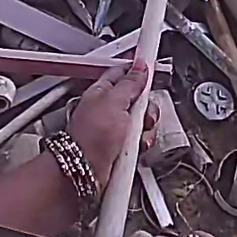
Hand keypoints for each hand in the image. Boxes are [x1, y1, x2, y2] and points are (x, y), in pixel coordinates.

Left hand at [68, 61, 154, 180]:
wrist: (84, 170)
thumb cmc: (90, 135)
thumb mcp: (114, 101)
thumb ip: (130, 83)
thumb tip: (140, 65)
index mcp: (102, 92)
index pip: (123, 74)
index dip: (138, 71)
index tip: (151, 70)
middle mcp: (108, 110)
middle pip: (137, 99)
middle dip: (146, 106)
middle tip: (142, 113)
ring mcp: (115, 130)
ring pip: (142, 121)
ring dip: (145, 128)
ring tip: (137, 134)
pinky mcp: (121, 148)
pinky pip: (140, 140)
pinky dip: (142, 144)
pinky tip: (136, 147)